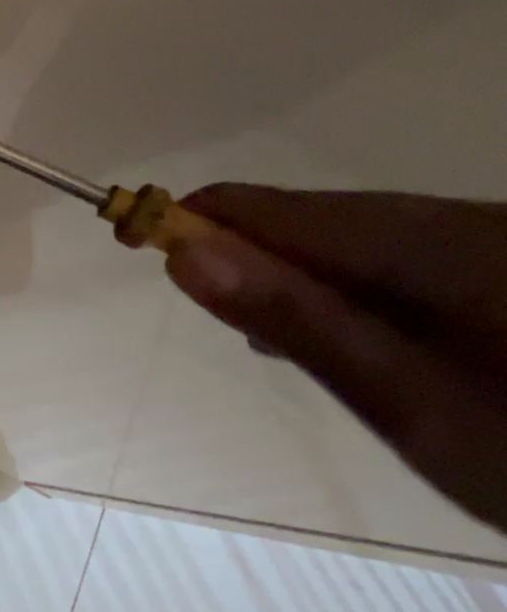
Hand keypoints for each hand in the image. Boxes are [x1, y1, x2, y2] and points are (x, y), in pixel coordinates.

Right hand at [167, 184, 506, 531]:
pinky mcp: (505, 254)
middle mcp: (457, 217)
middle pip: (307, 216)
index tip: (141, 253)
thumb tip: (178, 252)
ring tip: (318, 350)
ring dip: (308, 279)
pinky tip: (380, 336)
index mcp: (423, 243)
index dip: (186, 222)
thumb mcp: (410, 407)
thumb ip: (296, 322)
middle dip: (255, 262)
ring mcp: (490, 233)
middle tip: (253, 338)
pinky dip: (362, 284)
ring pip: (353, 231)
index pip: (257, 205)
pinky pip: (401, 247)